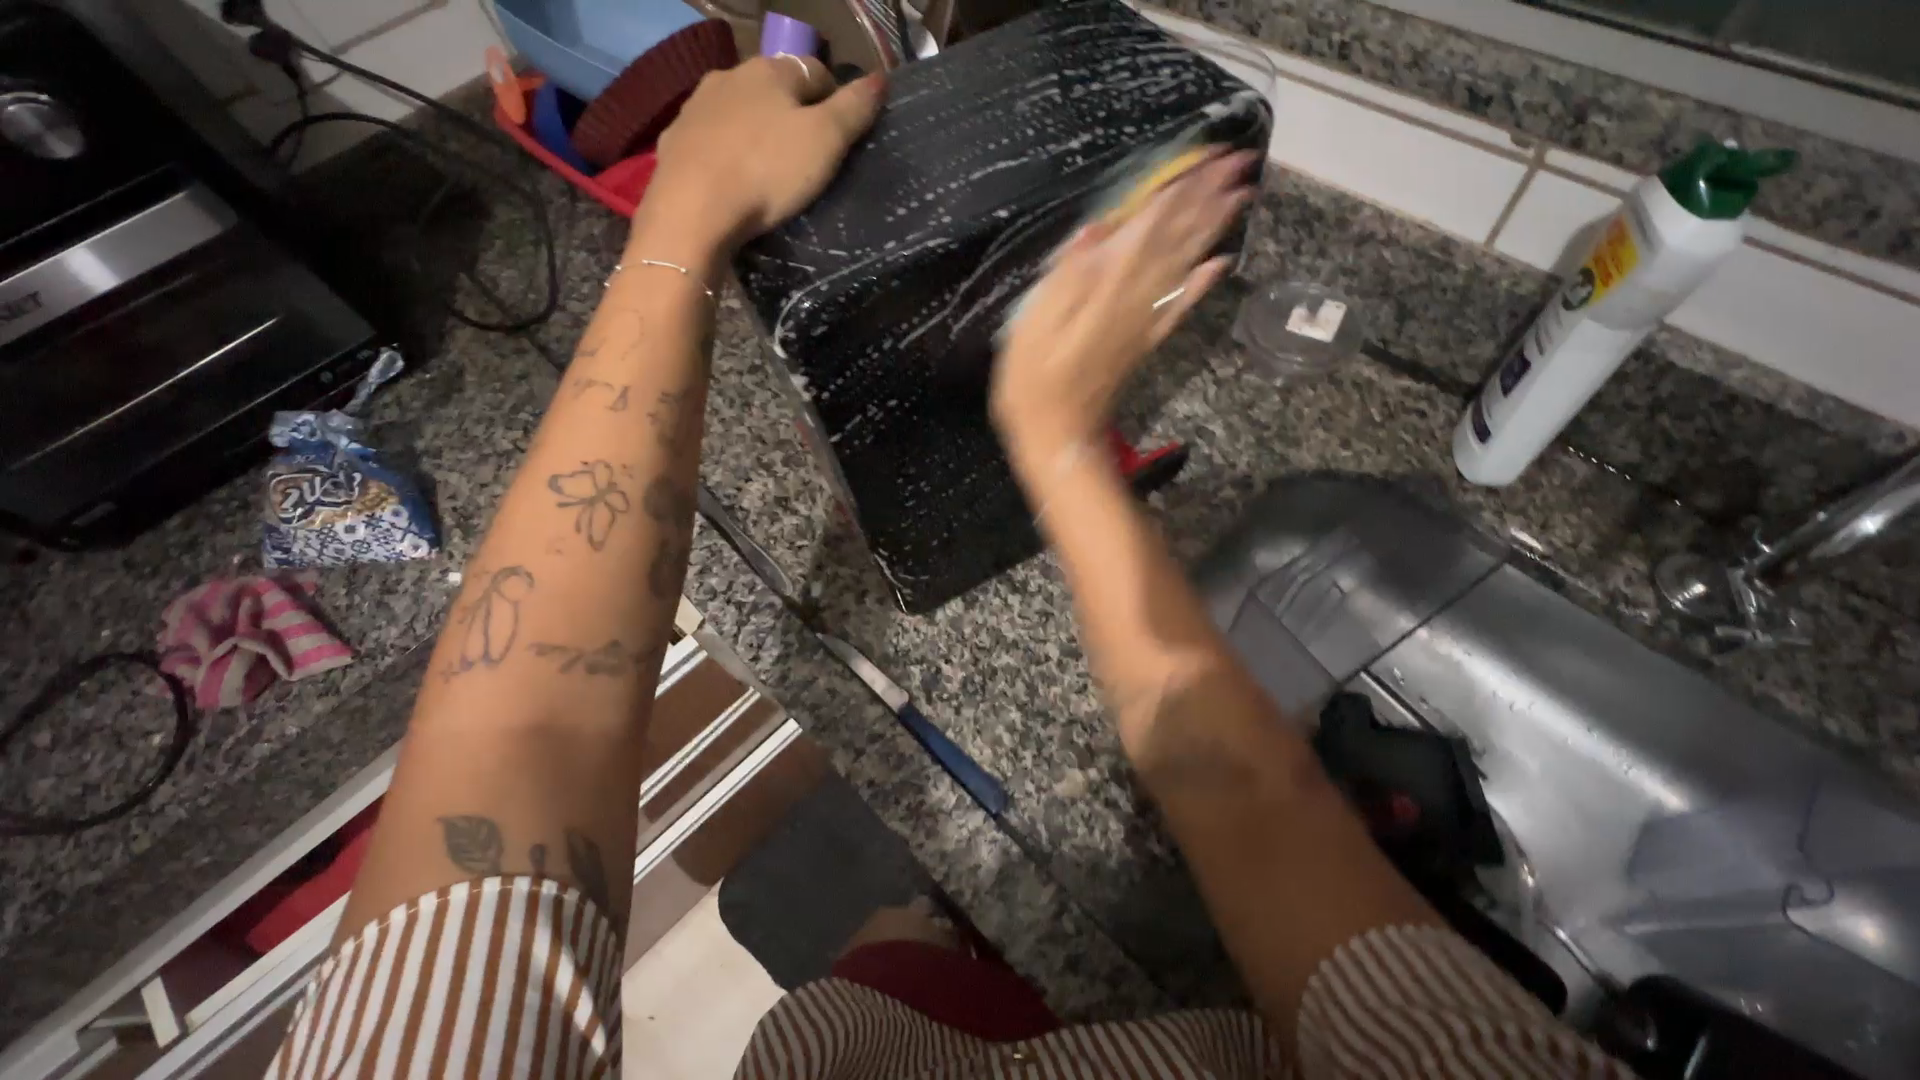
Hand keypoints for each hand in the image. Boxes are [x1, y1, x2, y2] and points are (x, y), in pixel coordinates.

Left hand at [638, 55, 885, 261]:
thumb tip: (880, 79)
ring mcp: (695, 108)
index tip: (842, 136)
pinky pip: (711, 142)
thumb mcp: (826, 141)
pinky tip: (733, 181)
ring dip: (756, 133)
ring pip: (739, 114)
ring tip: (769, 171)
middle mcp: (728, 77)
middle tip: (808, 158)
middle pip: (773, 91)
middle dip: (792, 116)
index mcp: (770, 71)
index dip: (835, 100)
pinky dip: (726, 154)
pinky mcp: (675, 143)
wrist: (692, 212)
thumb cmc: (767, 172)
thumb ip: (854, 108)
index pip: (815, 71)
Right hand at [991, 149, 1256, 454]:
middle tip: (1240, 160)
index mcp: (1108, 287)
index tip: (1210, 154)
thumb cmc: (1033, 383)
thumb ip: (1067, 275)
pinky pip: (1182, 305)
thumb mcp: (1033, 324)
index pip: (1151, 225)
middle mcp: (1137, 298)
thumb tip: (1097, 229)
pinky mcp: (1146, 341)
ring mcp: (1146, 321)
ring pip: (1187, 264)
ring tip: (1242, 193)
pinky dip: (1203, 282)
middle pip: (1178, 238)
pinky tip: (1221, 262)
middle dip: (1208, 197)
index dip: (1179, 188)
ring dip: (1214, 227)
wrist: (1059, 438)